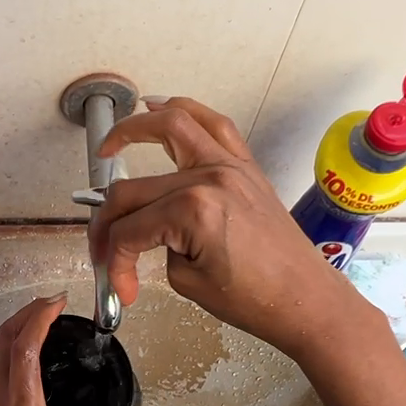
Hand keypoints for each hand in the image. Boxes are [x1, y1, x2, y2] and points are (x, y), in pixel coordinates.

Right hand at [89, 97, 364, 359]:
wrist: (302, 298)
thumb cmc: (255, 298)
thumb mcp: (186, 281)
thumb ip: (153, 252)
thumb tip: (132, 244)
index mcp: (192, 211)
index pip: (129, 231)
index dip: (116, 261)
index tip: (120, 283)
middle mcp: (209, 178)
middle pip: (134, 190)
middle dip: (108, 222)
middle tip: (102, 247)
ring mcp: (229, 166)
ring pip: (171, 126)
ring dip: (134, 129)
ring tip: (110, 145)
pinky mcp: (244, 167)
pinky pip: (213, 123)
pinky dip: (183, 110)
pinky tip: (158, 107)